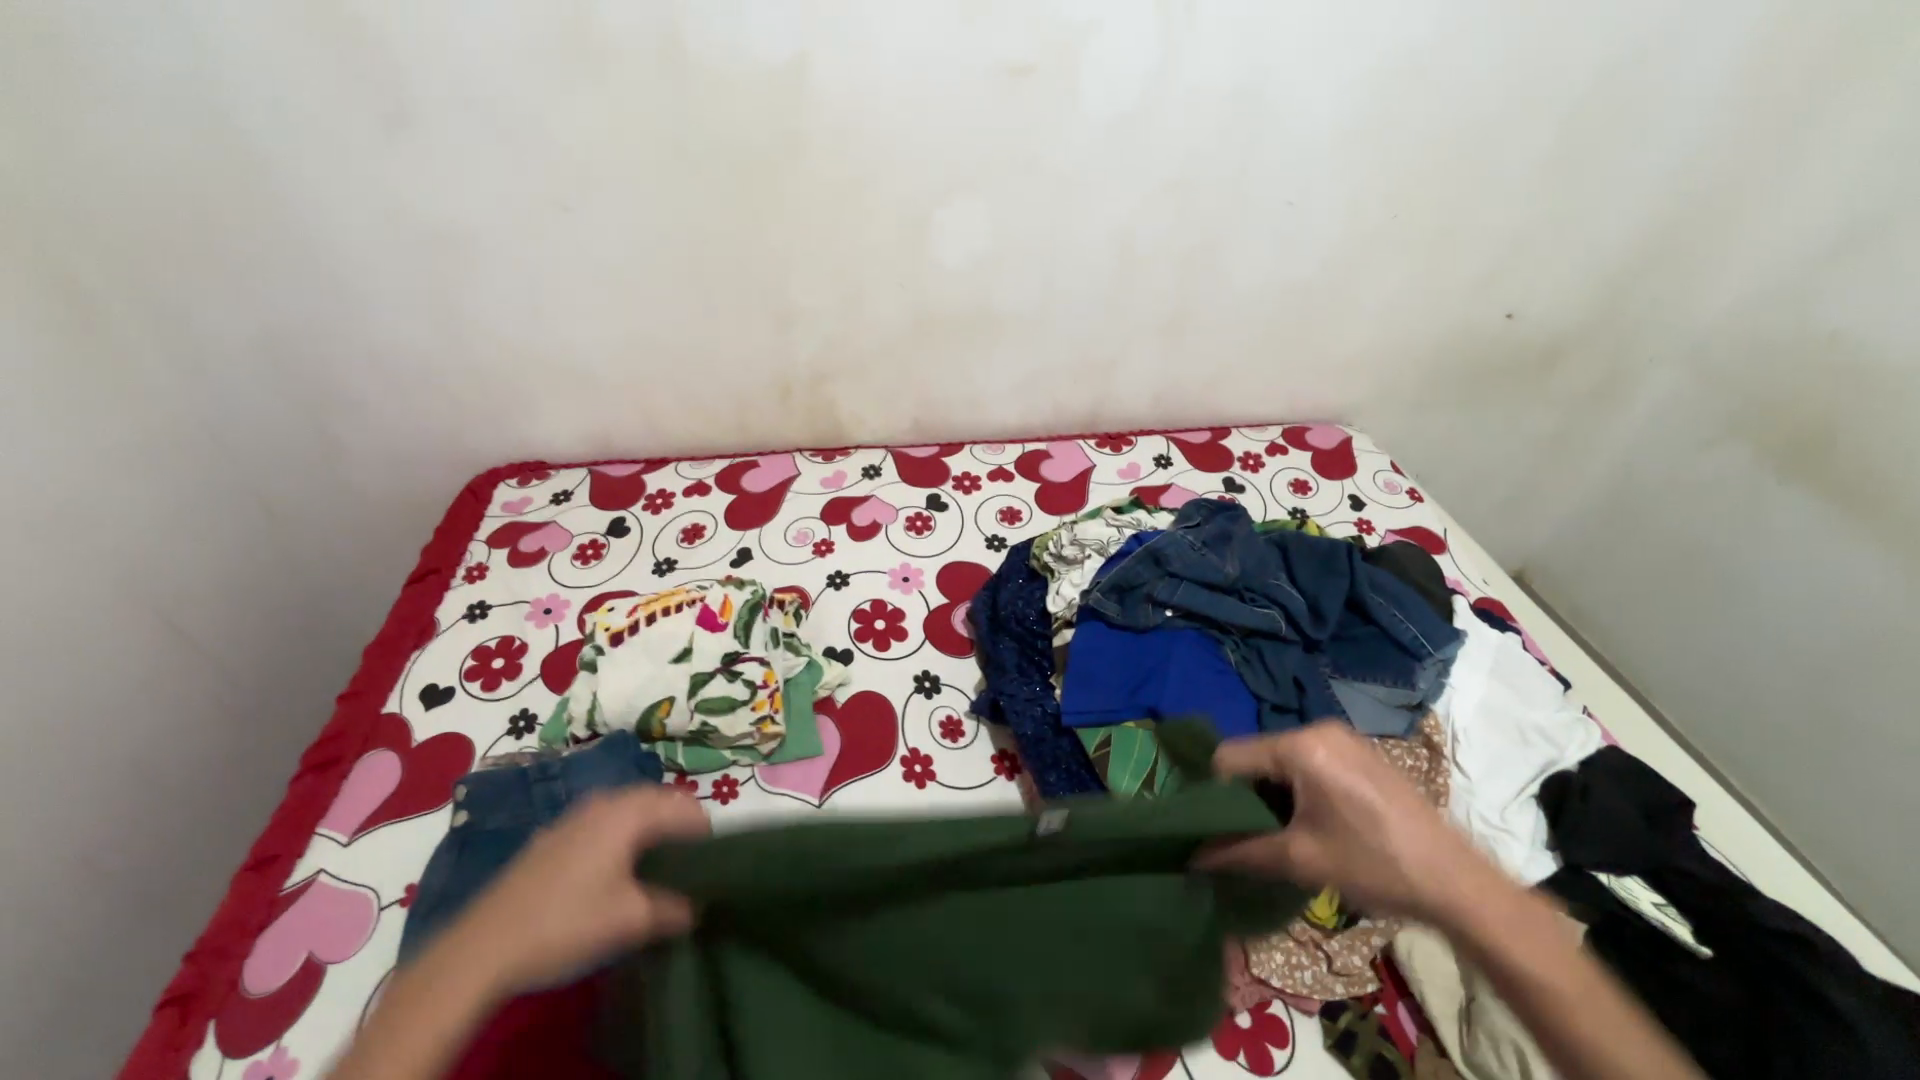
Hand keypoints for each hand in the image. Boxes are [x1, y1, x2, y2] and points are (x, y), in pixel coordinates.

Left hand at [438, 785, 709, 992]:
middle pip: (658, 803)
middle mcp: (603, 803)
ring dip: (650, 836)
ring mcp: (573, 818)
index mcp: (628, 812)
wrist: (481, 949)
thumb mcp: (632, 920)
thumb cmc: (567, 923)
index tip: (715, 866)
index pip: (686, 807)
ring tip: (657, 875)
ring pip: (629, 815)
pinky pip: (604, 828)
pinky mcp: (552, 839)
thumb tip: (698, 905)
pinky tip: (616, 879)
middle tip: (691, 870)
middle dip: (679, 831)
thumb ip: (675, 908)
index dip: (707, 833)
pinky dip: (622, 843)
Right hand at [1197, 720, 1508, 924]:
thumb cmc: (1374, 865)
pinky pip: (1310, 764)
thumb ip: (1238, 851)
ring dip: (1272, 795)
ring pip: (1283, 761)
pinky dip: (1298, 790)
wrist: (1457, 882)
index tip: (1213, 828)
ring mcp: (1345, 740)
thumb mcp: (1299, 860)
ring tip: (1278, 834)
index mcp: (1301, 745)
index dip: (1213, 793)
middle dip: (1244, 796)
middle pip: (1256, 756)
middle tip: (1245, 835)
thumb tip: (1191, 857)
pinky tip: (1311, 825)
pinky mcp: (1363, 755)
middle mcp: (1320, 730)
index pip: (1228, 757)